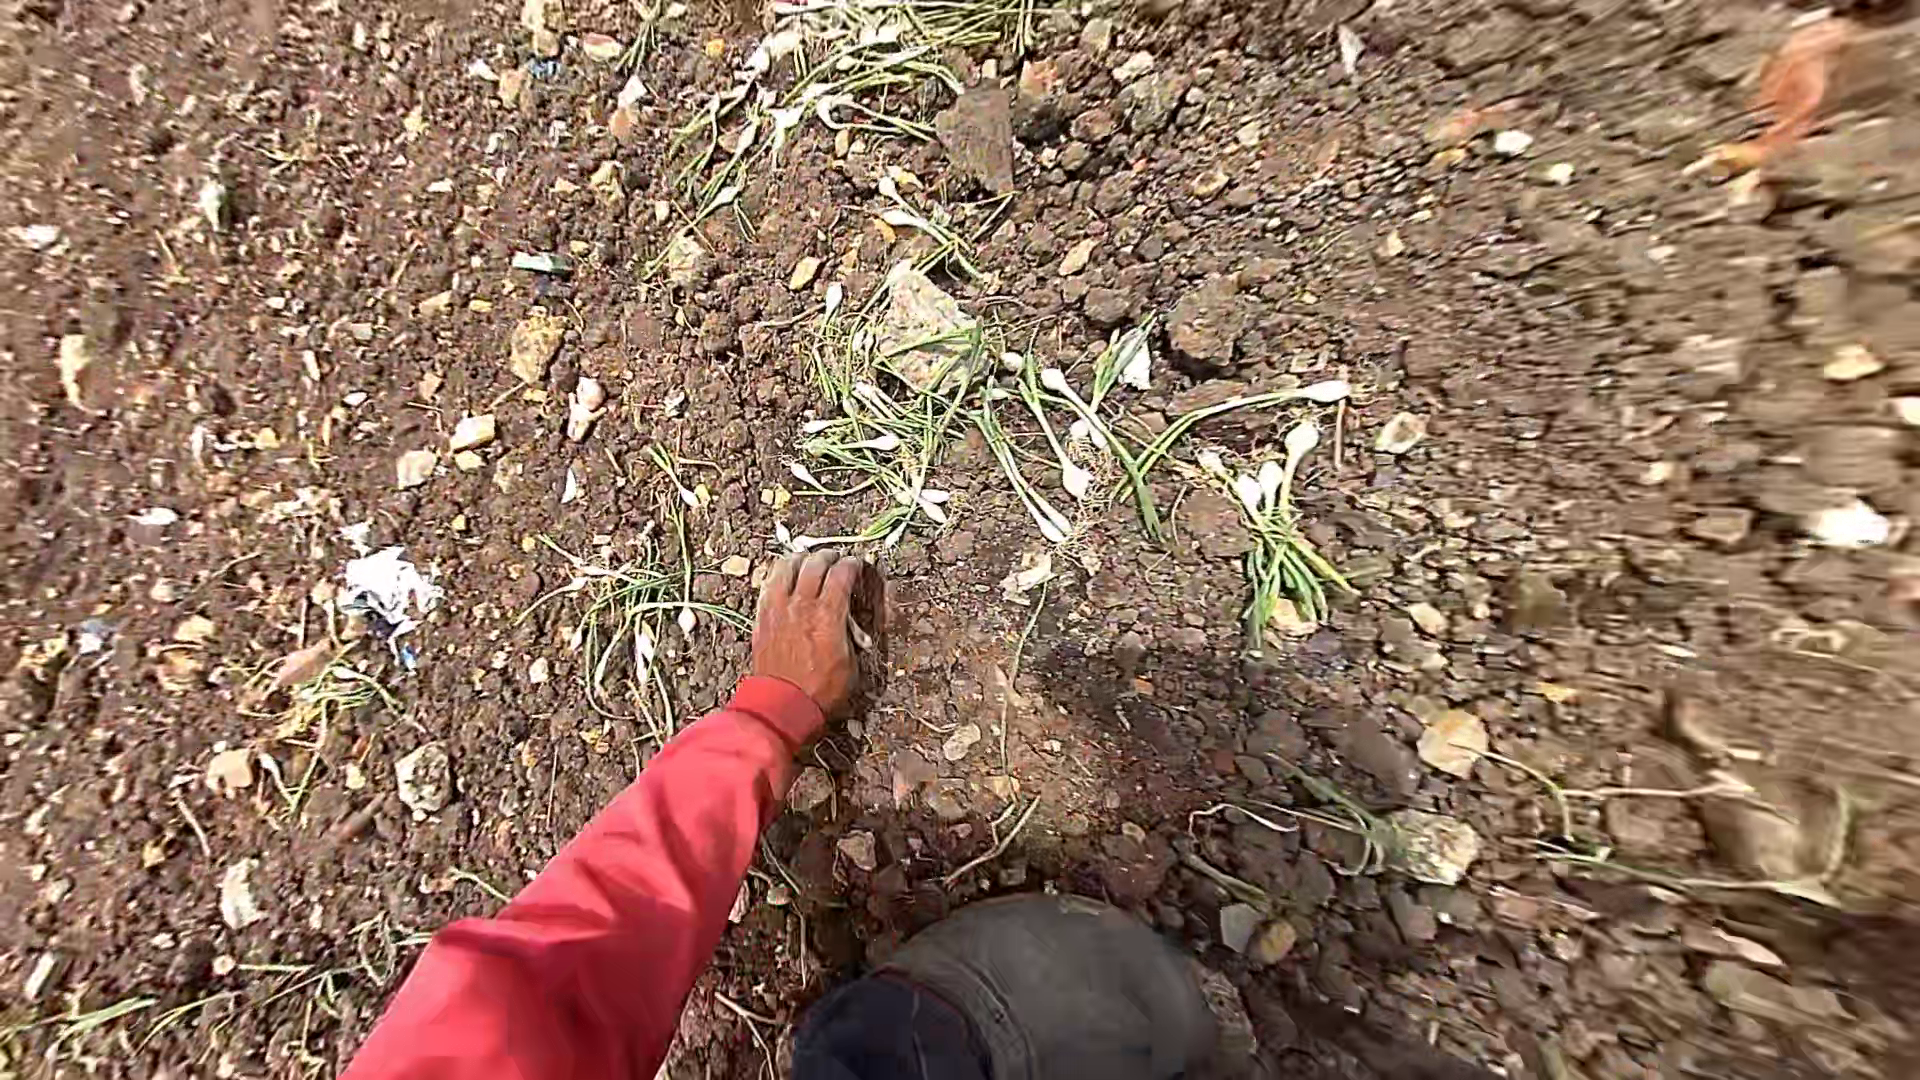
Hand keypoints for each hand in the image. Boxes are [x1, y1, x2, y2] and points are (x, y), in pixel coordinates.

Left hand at [752, 549, 866, 717]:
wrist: (782, 706)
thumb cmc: (820, 690)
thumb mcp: (851, 663)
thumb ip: (851, 634)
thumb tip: (850, 620)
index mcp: (829, 615)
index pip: (842, 573)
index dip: (852, 564)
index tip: (856, 565)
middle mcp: (803, 605)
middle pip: (815, 563)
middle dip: (828, 557)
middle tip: (835, 559)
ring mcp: (779, 608)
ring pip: (787, 566)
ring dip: (801, 559)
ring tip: (808, 560)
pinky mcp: (763, 616)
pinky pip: (768, 583)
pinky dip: (779, 574)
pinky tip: (785, 576)